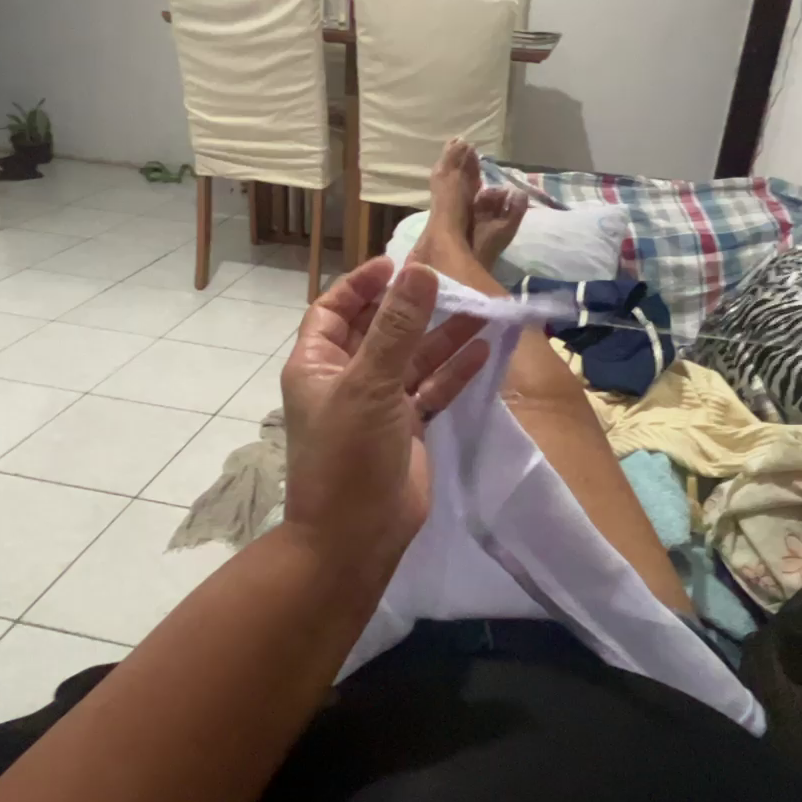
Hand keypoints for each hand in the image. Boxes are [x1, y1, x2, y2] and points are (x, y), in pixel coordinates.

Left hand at [281, 258, 487, 561]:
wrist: (356, 537)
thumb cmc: (348, 456)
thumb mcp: (369, 385)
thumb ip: (397, 327)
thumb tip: (420, 271)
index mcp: (319, 364)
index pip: (335, 310)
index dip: (363, 284)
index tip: (398, 264)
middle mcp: (348, 379)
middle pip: (381, 330)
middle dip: (413, 307)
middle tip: (452, 281)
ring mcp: (380, 405)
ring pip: (413, 359)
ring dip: (443, 336)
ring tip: (481, 310)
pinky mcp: (408, 428)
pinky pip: (432, 390)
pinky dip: (455, 371)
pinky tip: (483, 350)